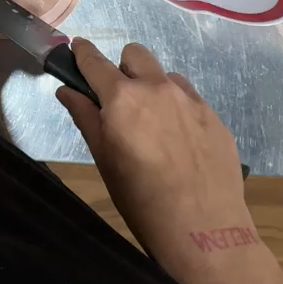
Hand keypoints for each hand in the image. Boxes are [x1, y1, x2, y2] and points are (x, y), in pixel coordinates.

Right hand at [58, 39, 282, 283]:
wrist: (205, 233)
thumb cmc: (141, 199)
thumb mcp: (104, 158)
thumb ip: (85, 116)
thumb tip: (66, 90)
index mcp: (122, 97)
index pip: (94, 60)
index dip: (83, 52)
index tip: (79, 50)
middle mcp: (156, 88)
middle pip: (135, 54)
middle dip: (124, 68)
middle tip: (123, 100)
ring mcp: (191, 101)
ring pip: (166, 75)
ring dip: (155, 88)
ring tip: (157, 124)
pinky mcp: (216, 118)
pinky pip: (191, 98)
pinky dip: (180, 109)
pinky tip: (183, 142)